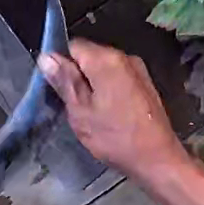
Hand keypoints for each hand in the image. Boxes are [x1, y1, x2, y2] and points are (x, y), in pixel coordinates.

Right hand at [38, 40, 188, 179]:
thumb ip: (64, 81)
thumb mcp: (80, 112)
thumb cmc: (115, 137)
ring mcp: (138, 69)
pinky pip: (117, 77)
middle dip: (77, 75)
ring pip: (103, 67)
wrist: (157, 158)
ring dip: (92, 83)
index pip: (72, 45)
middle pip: (89, 55)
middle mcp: (124, 57)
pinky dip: (107, 88)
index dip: (60, 64)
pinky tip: (107, 112)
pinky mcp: (145, 83)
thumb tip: (46, 57)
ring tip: (89, 111)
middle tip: (72, 104)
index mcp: (106, 60)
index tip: (57, 88)